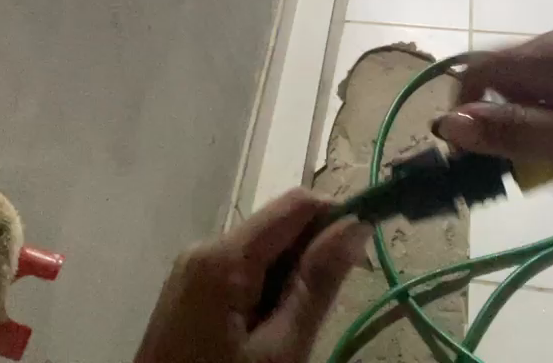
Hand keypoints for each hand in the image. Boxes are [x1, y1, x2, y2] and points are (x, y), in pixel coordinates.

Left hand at [133, 189, 368, 362]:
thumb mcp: (280, 351)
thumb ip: (317, 283)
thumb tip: (356, 223)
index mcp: (223, 254)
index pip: (296, 204)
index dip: (336, 216)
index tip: (365, 251)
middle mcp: (203, 247)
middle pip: (277, 228)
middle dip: (310, 258)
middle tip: (325, 311)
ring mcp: (190, 270)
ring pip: (261, 254)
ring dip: (288, 280)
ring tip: (293, 333)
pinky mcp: (187, 293)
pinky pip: (239, 274)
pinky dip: (264, 294)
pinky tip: (266, 336)